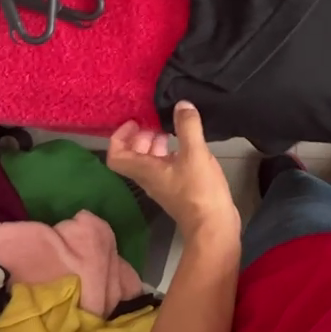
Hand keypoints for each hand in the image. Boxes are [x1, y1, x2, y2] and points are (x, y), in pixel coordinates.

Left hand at [108, 102, 239, 240]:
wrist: (214, 226)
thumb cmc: (200, 191)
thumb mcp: (195, 154)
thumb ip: (187, 127)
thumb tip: (182, 105)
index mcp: (145, 170)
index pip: (117, 155)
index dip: (120, 136)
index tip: (135, 122)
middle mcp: (150, 179)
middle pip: (133, 156)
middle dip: (142, 136)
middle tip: (157, 123)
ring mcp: (164, 185)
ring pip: (150, 162)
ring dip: (156, 145)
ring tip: (171, 131)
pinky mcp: (179, 190)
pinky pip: (166, 167)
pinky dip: (170, 154)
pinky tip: (187, 146)